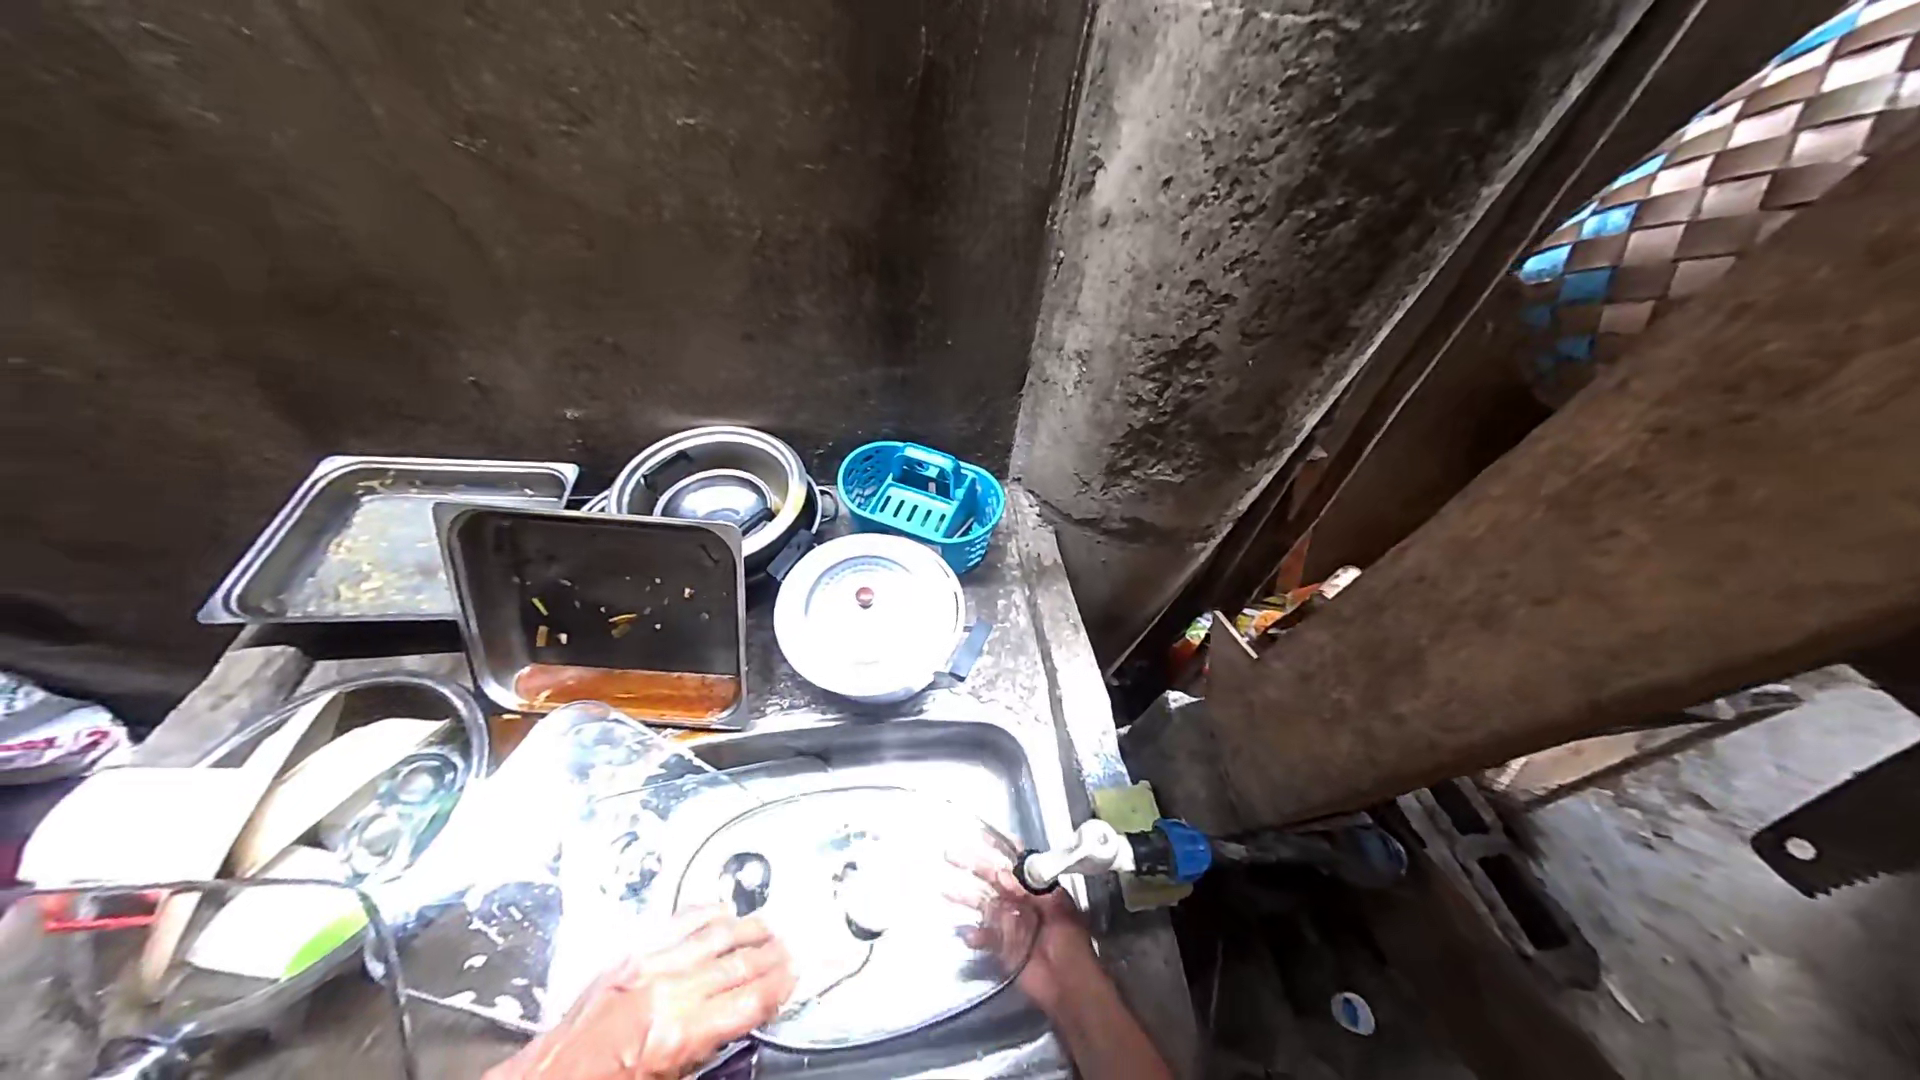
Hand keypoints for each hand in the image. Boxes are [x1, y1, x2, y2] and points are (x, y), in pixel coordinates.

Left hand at [486, 909, 795, 1079]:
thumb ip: (705, 1050)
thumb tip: (737, 1024)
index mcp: (676, 1036)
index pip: (747, 1003)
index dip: (778, 987)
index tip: (795, 976)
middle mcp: (667, 992)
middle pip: (737, 964)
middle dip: (770, 956)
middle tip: (791, 949)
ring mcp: (647, 966)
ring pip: (713, 935)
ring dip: (746, 929)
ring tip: (768, 927)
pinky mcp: (628, 955)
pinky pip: (676, 923)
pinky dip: (704, 913)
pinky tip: (722, 910)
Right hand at [955, 858, 1100, 1016]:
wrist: (1069, 982)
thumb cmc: (1069, 939)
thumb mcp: (1056, 906)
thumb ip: (1030, 888)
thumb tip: (1002, 873)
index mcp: (1037, 888)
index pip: (1016, 862)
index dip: (999, 847)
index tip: (980, 835)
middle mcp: (1021, 901)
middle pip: (994, 878)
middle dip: (975, 865)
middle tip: (952, 854)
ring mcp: (1010, 922)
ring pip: (985, 904)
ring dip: (966, 896)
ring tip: (947, 890)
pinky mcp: (1003, 946)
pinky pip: (985, 936)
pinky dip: (975, 935)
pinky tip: (966, 933)